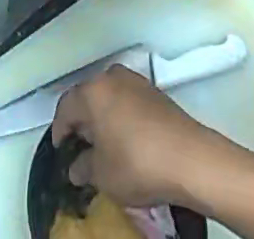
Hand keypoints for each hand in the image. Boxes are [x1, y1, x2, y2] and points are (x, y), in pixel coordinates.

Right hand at [50, 65, 240, 208]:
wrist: (193, 160)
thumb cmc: (138, 163)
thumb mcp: (102, 175)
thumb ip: (83, 169)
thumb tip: (77, 168)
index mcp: (91, 91)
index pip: (65, 109)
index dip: (60, 132)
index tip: (62, 151)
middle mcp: (111, 78)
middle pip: (88, 99)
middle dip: (83, 124)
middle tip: (83, 149)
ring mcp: (137, 82)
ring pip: (110, 99)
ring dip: (105, 120)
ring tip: (109, 147)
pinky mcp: (157, 93)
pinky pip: (130, 103)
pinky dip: (125, 119)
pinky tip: (131, 142)